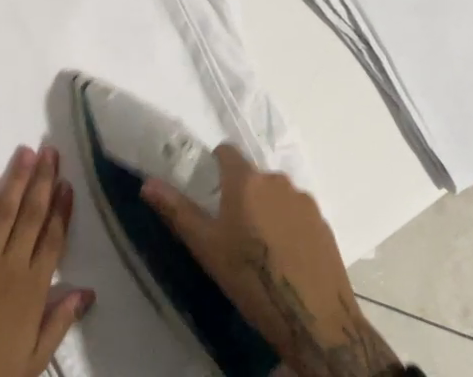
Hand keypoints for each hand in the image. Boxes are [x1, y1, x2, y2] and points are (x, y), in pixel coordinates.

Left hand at [0, 145, 94, 376]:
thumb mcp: (35, 357)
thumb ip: (60, 320)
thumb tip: (88, 292)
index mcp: (34, 289)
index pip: (53, 240)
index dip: (62, 210)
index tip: (69, 183)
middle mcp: (10, 265)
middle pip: (31, 215)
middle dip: (43, 181)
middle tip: (50, 151)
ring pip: (3, 210)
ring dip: (16, 179)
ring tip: (27, 151)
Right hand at [141, 145, 402, 376]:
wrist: (315, 320)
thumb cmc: (251, 278)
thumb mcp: (206, 246)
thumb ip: (176, 210)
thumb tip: (147, 183)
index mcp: (246, 180)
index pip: (226, 152)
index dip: (214, 164)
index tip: (207, 189)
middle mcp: (278, 181)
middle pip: (252, 176)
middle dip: (240, 192)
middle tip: (229, 227)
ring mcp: (306, 203)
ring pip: (276, 195)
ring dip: (265, 209)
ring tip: (258, 245)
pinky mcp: (325, 225)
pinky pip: (297, 214)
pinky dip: (287, 226)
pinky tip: (283, 257)